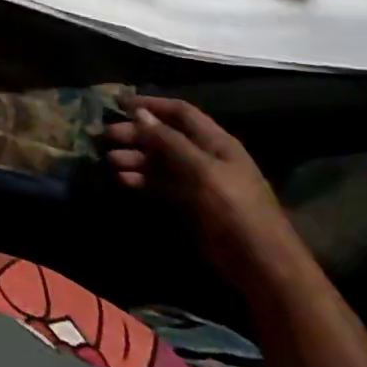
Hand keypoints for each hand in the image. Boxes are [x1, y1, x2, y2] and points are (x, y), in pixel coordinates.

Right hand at [105, 96, 300, 285]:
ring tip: (112, 162)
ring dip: (134, 158)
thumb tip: (139, 113)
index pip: (180, 112)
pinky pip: (159, 183)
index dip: (151, 104)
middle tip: (107, 137)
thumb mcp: (201, 170)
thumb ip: (169, 141)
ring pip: (158, 160)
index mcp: (216, 142)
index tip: (118, 103)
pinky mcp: (188, 203)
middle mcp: (204, 156)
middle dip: (136, 134)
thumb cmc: (234, 208)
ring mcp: (196, 181)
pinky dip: (141, 179)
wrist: (259, 263)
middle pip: (164, 136)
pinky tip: (124, 181)